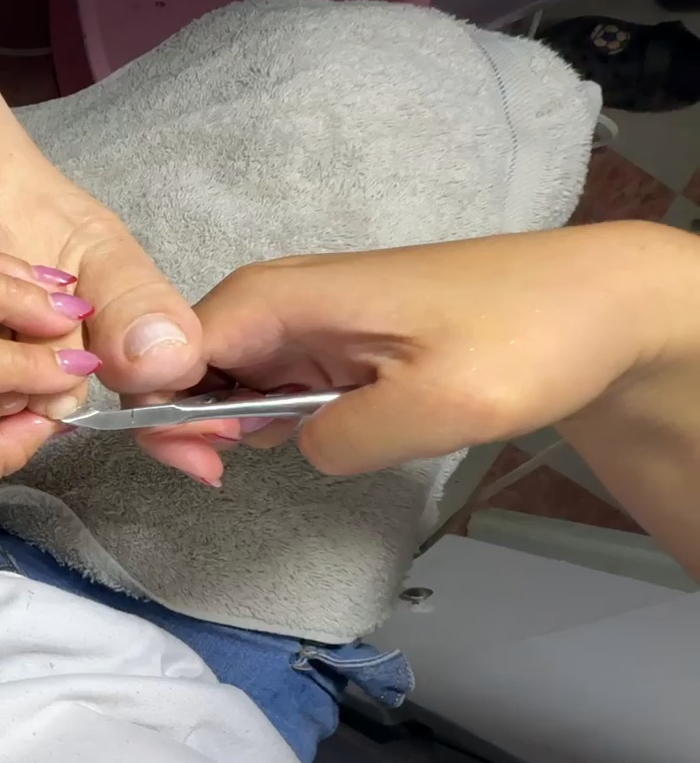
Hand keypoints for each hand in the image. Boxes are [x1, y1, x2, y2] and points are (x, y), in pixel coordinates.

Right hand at [196, 223, 699, 473]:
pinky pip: (240, 387)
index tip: (214, 461)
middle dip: (187, 428)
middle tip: (238, 462)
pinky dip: (251, 420)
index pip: (157, 362)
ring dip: (220, 428)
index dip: (164, 418)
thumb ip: (341, 438)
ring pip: (200, 386)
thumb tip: (293, 447)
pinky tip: (299, 426)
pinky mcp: (299, 341)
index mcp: (266, 300)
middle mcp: (256, 302)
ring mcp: (277, 321)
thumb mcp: (445, 402)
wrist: (605, 304)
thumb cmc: (532, 334)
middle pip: (168, 375)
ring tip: (285, 439)